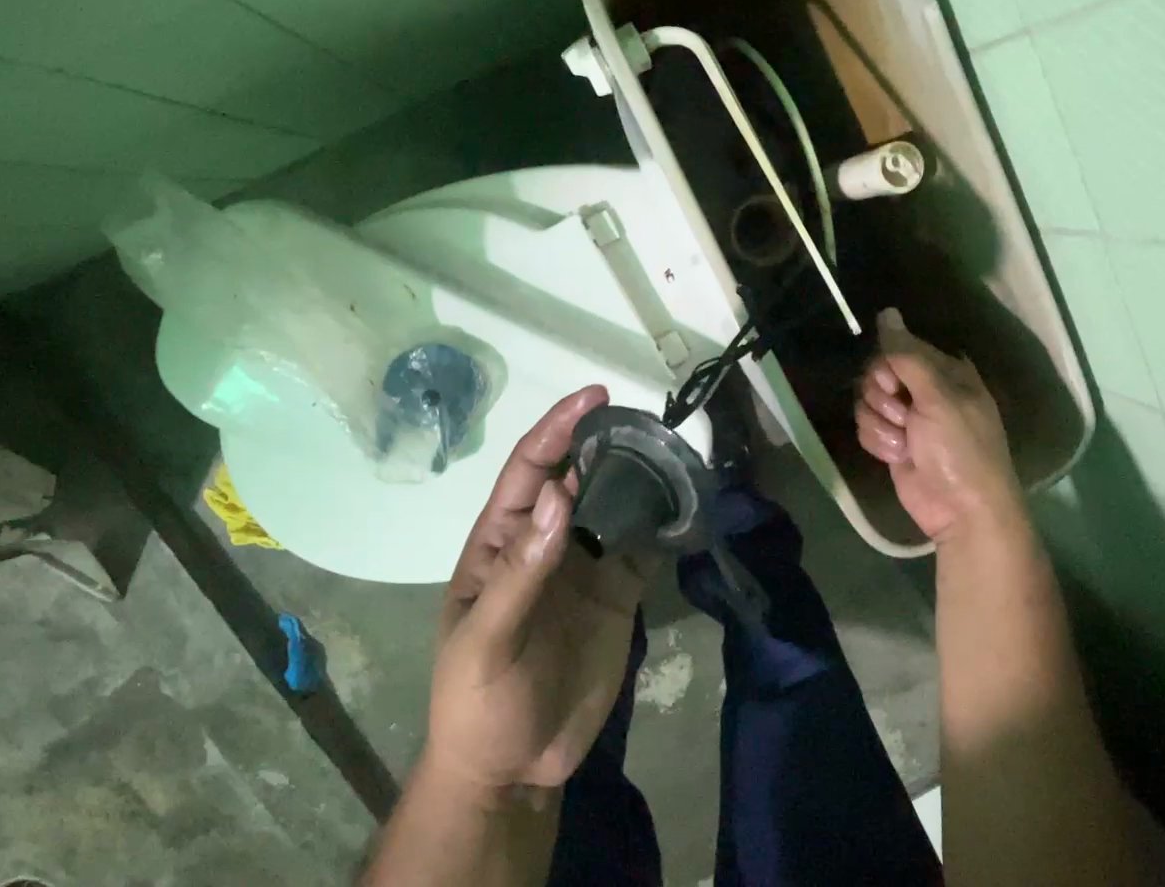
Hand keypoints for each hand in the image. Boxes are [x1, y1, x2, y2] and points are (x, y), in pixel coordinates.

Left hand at [421, 385, 651, 797]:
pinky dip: (664, 528)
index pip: (530, 469)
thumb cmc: (478, 700)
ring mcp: (584, 569)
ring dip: (640, 480)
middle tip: (649, 421)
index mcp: (502, 541)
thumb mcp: (486, 638)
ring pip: (615, 508)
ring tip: (674, 454)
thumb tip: (560, 495)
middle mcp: (546, 544)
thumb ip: (521, 570)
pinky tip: (686, 507)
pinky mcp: (617, 597)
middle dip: (607, 444)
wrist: (514, 768)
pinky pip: (642, 551)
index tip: (596, 396)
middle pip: (578, 478)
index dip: (558, 428)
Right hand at [854, 309, 1022, 541]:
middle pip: (875, 375)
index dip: (888, 367)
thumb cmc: (961, 448)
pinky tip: (898, 457)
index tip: (894, 385)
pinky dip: (878, 443)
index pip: (898, 349)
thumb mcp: (938, 396)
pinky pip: (866, 427)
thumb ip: (907, 355)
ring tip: (906, 445)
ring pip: (866, 402)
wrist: (961, 510)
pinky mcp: (892, 442)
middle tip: (904, 417)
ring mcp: (907, 418)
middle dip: (882, 399)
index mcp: (945, 371)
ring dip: (881, 426)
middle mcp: (924, 389)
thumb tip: (886, 312)